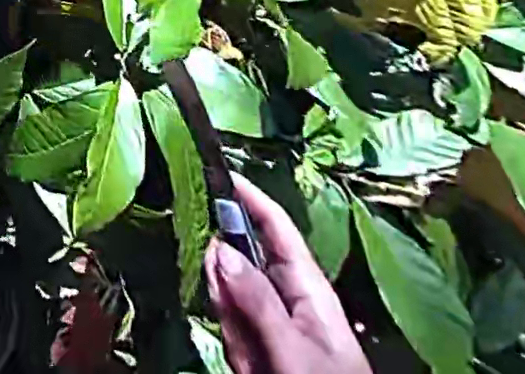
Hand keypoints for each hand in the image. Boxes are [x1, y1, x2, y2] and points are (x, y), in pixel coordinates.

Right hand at [206, 175, 369, 373]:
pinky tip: (251, 368)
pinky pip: (230, 324)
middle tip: (234, 322)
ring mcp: (273, 319)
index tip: (214, 170)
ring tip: (252, 361)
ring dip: (231, 323)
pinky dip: (235, 347)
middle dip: (227, 284)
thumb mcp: (296, 353)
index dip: (249, 195)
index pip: (275, 226)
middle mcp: (288, 295)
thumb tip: (219, 246)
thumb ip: (257, 300)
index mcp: (309, 287)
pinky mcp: (260, 342)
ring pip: (229, 293)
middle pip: (240, 258)